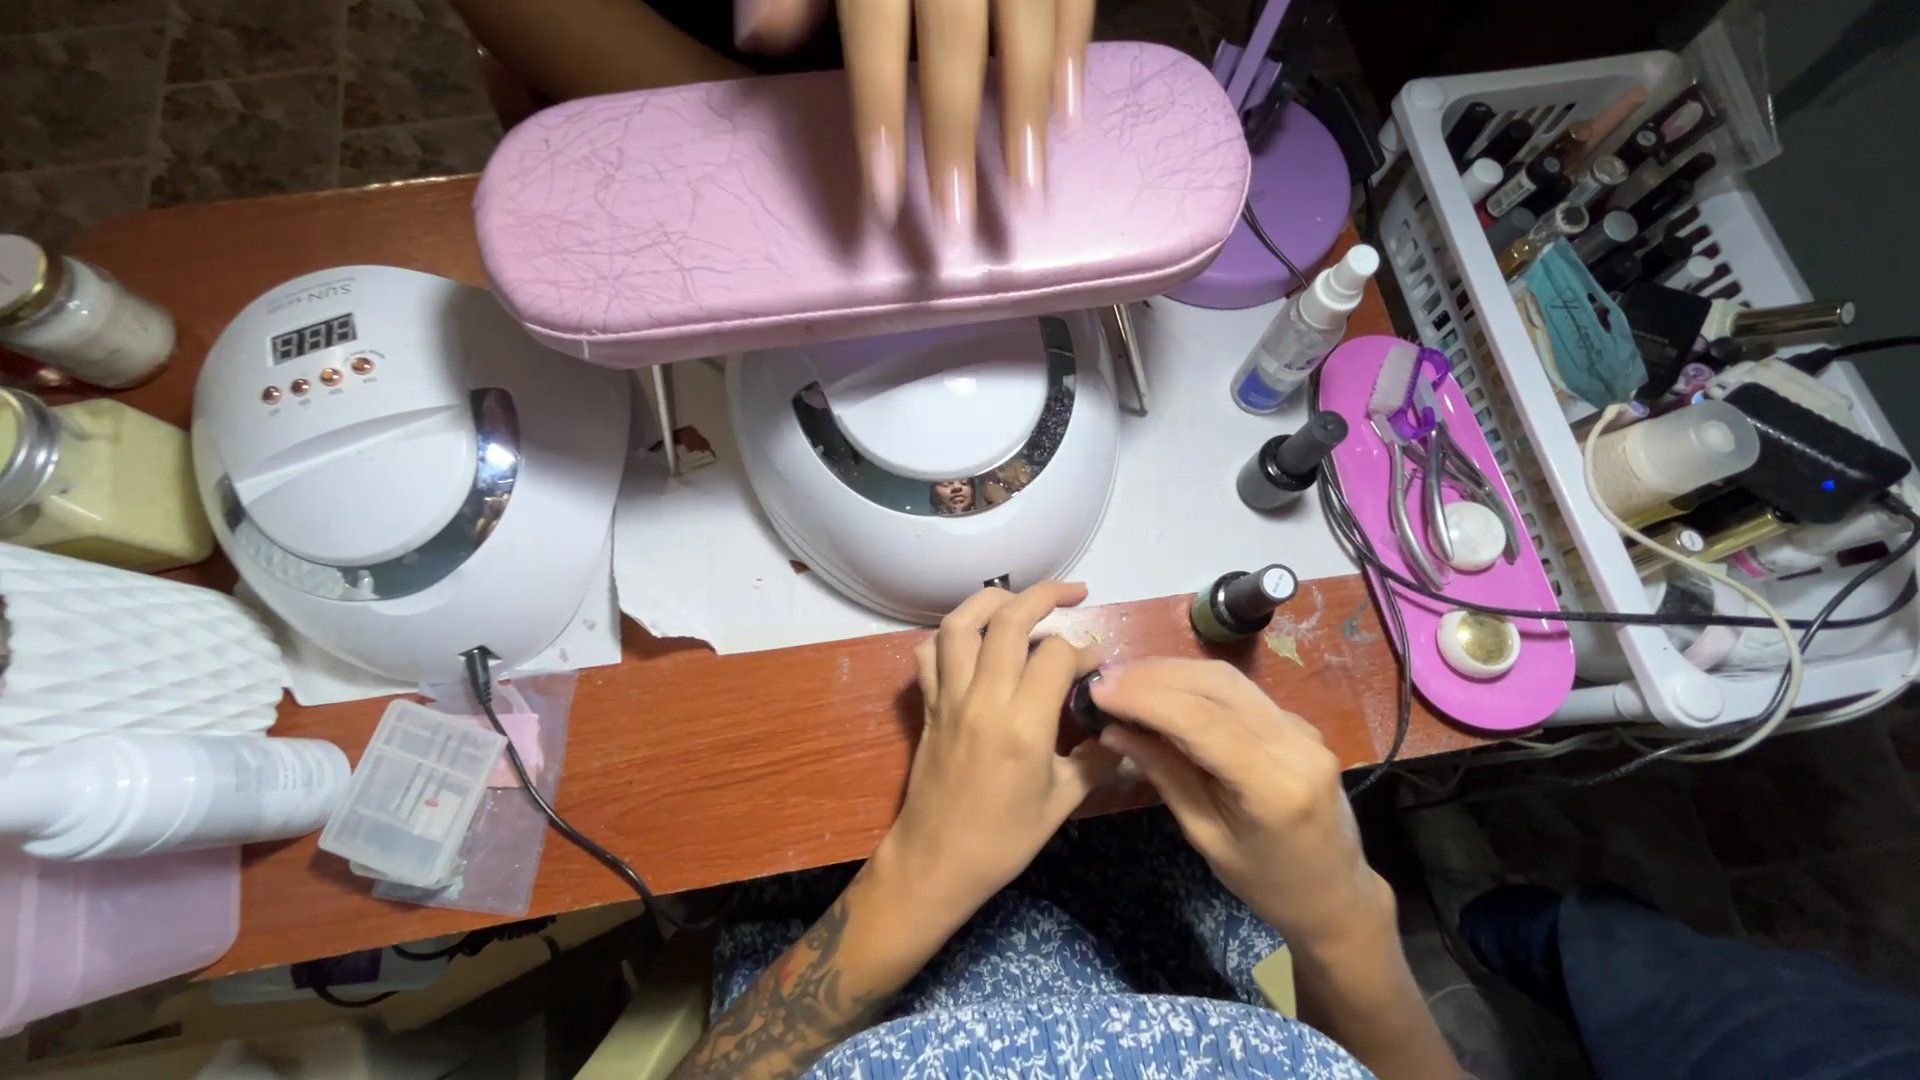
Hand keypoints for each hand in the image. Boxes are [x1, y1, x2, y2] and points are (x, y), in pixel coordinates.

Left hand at [736, 0, 1095, 234]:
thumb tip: (757, 36)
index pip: (875, 46)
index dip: (880, 124)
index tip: (887, 200)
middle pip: (953, 48)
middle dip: (955, 136)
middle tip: (960, 219)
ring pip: (1025, 24)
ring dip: (1030, 110)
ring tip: (1029, 182)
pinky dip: (1076, 48)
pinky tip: (1072, 107)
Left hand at [880, 581, 1119, 927]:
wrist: (936, 861)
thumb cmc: (1003, 839)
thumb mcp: (1062, 802)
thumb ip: (1097, 759)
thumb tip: (1123, 729)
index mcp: (1023, 724)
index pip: (1056, 656)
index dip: (1085, 650)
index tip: (1098, 664)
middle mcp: (983, 698)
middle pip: (1008, 621)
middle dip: (1045, 595)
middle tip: (1074, 592)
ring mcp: (948, 697)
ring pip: (961, 624)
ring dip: (992, 600)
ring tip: (1020, 599)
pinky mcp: (928, 705)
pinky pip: (930, 652)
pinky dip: (951, 633)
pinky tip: (974, 638)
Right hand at [1091, 658, 1391, 947]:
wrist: (1338, 894)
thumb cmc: (1267, 882)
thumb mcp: (1207, 838)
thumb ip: (1164, 776)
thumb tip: (1113, 731)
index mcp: (1275, 787)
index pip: (1202, 723)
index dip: (1146, 699)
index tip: (1099, 690)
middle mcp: (1296, 745)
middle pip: (1217, 685)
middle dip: (1154, 675)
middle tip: (1105, 681)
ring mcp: (1303, 728)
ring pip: (1228, 679)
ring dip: (1172, 672)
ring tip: (1125, 680)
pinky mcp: (1298, 722)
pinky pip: (1239, 691)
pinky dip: (1194, 685)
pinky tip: (1163, 693)